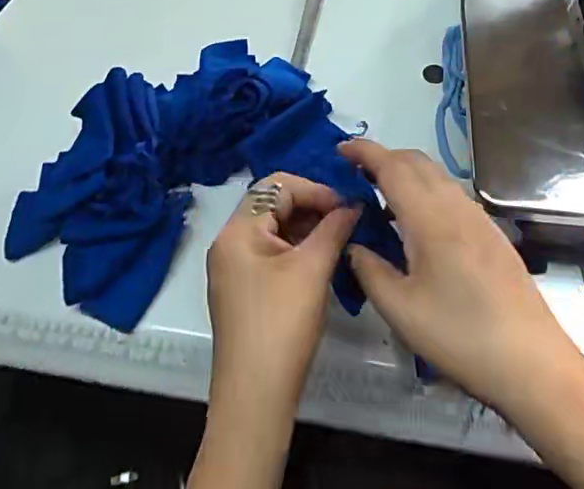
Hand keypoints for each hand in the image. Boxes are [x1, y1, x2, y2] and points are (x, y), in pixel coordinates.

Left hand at [205, 174, 361, 410]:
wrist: (255, 397)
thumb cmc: (283, 324)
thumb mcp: (314, 268)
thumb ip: (335, 227)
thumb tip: (354, 204)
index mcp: (237, 231)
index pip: (278, 185)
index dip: (316, 189)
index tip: (347, 206)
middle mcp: (229, 242)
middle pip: (274, 203)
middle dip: (313, 206)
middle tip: (347, 220)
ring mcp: (234, 267)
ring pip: (275, 227)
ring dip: (308, 226)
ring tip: (340, 237)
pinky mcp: (243, 288)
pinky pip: (272, 251)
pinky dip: (298, 247)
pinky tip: (323, 258)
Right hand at [339, 140, 576, 413]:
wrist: (530, 358)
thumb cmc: (460, 335)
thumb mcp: (402, 311)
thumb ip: (371, 271)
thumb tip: (354, 246)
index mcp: (430, 217)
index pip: (392, 167)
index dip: (365, 152)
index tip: (340, 148)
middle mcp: (456, 205)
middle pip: (416, 162)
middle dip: (384, 159)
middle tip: (355, 176)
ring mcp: (478, 216)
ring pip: (437, 177)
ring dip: (407, 175)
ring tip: (381, 199)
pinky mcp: (491, 232)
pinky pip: (451, 194)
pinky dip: (426, 192)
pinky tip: (417, 225)